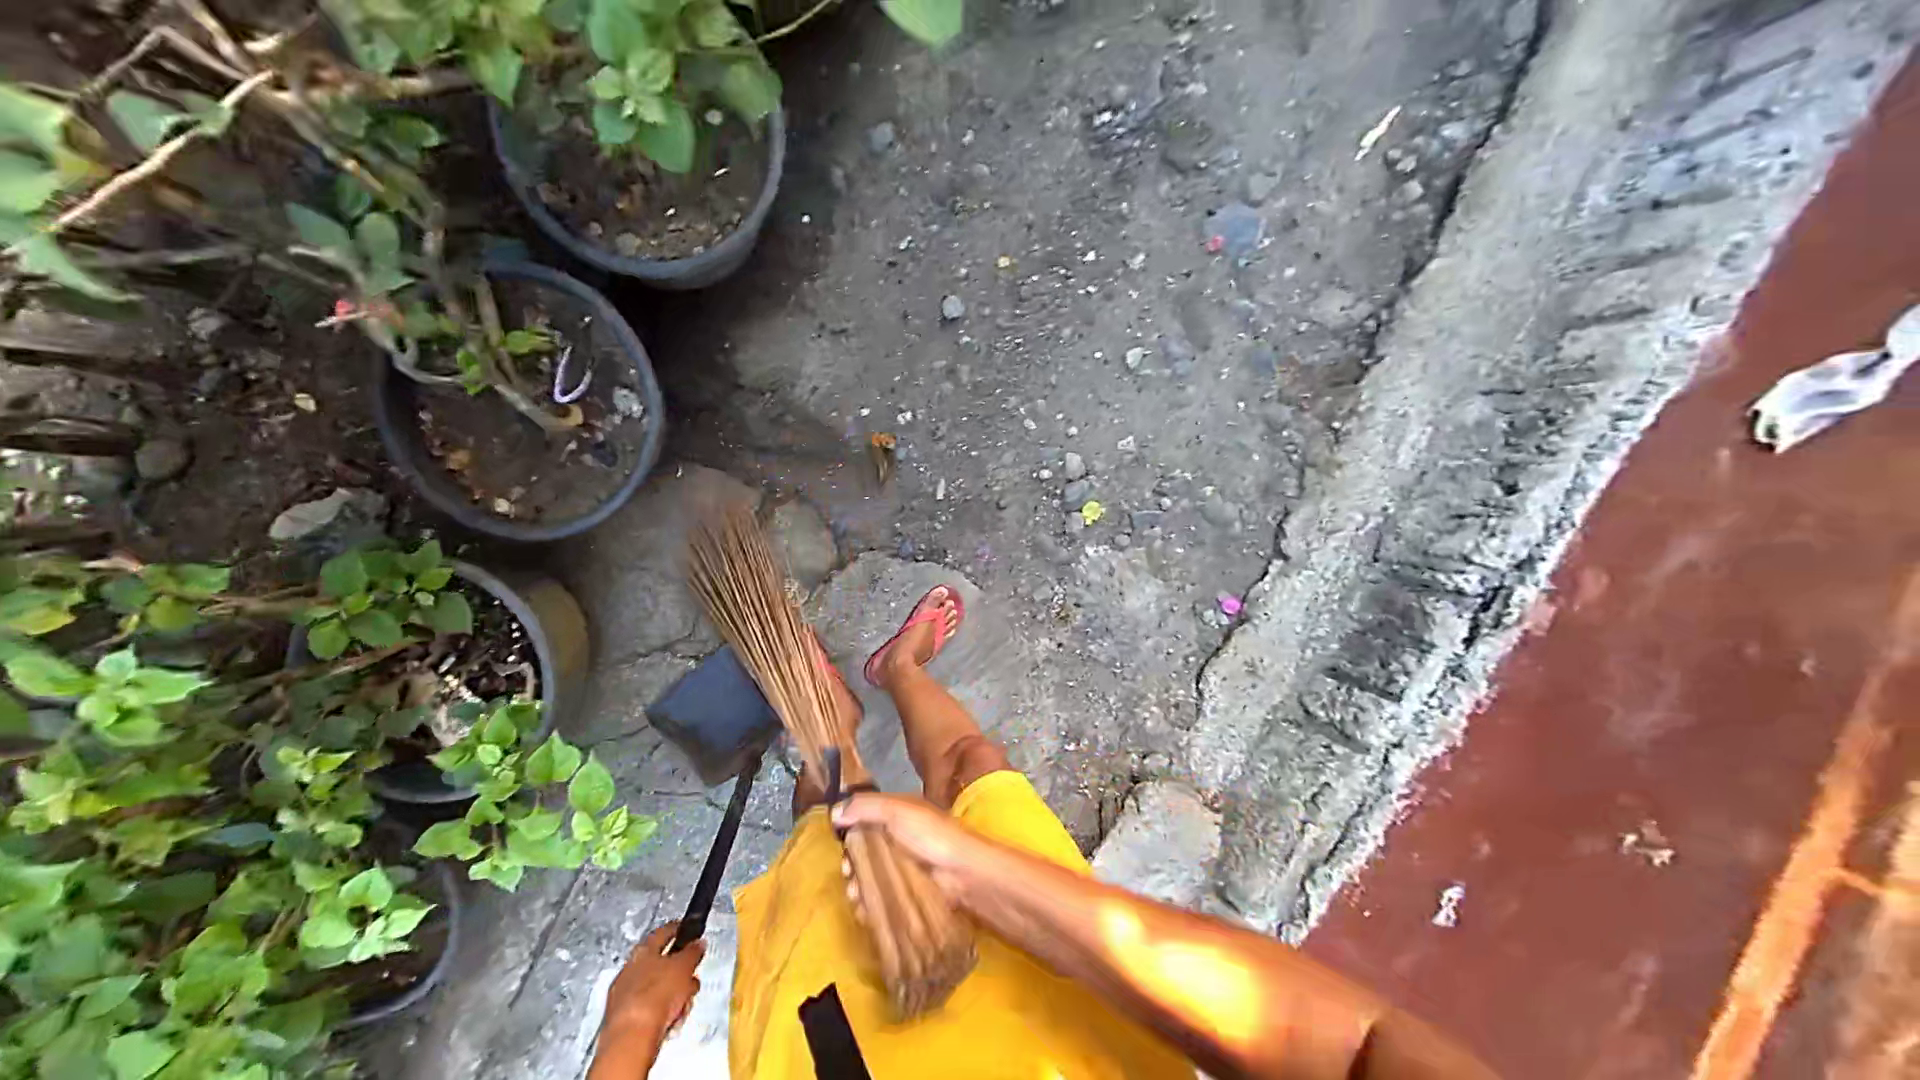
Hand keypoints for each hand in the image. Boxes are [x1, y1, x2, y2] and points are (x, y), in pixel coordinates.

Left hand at [600, 923, 704, 1042]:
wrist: (632, 1038)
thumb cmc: (657, 995)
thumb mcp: (684, 967)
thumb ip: (693, 952)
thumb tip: (698, 943)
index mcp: (643, 950)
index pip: (663, 932)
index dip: (678, 929)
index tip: (687, 929)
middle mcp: (629, 970)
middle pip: (662, 964)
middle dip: (680, 973)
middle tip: (692, 979)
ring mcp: (624, 996)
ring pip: (658, 989)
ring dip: (674, 996)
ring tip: (683, 1006)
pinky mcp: (624, 1020)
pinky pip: (650, 1010)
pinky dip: (663, 1013)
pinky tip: (672, 1020)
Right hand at [831, 793, 991, 903]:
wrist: (963, 873)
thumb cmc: (931, 835)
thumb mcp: (897, 811)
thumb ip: (865, 807)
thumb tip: (834, 811)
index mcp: (897, 815)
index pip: (864, 820)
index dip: (849, 830)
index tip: (839, 844)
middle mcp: (898, 839)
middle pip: (864, 851)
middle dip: (851, 863)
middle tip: (848, 874)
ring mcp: (903, 867)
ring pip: (870, 876)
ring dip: (858, 885)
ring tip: (856, 895)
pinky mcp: (906, 892)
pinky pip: (881, 897)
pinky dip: (869, 904)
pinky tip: (864, 910)